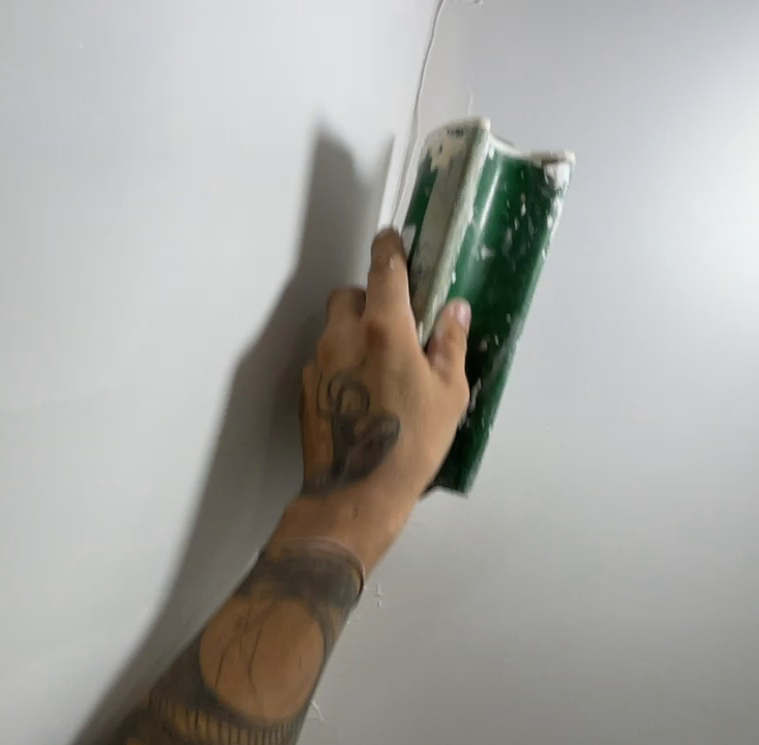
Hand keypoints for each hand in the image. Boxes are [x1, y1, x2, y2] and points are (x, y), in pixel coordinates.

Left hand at [272, 228, 471, 571]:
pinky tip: (359, 394)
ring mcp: (318, 364)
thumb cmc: (412, 443)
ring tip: (377, 367)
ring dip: (352, 334)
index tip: (393, 240)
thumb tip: (454, 308)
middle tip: (392, 326)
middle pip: (347, 295)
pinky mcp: (305, 390)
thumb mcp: (449, 393)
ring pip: (332, 330)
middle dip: (367, 300)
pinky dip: (338, 364)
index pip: (383, 268)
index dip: (389, 248)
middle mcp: (342, 338)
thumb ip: (450, 342)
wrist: (358, 490)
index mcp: (382, 328)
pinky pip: (323, 361)